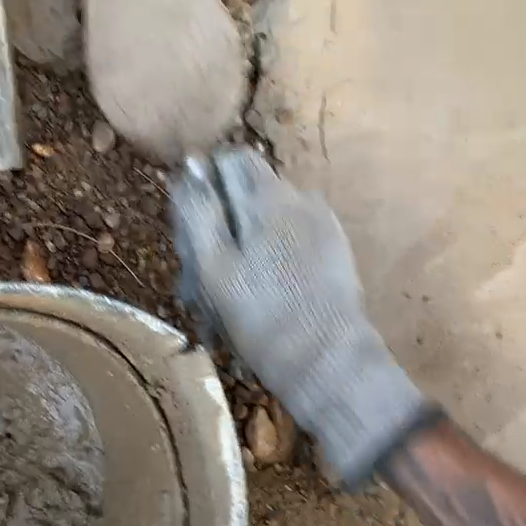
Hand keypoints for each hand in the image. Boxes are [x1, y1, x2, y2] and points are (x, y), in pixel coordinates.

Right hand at [171, 146, 434, 486]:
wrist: (329, 365)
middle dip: (223, 220)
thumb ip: (200, 211)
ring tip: (230, 291)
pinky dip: (271, 256)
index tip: (192, 223)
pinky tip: (262, 294)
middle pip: (249, 191)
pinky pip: (292, 238)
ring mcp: (323, 226)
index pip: (232, 159)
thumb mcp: (216, 266)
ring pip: (269, 218)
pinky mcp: (335, 252)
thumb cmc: (262, 317)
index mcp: (271, 197)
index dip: (205, 183)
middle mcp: (302, 200)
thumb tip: (190, 166)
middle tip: (202, 271)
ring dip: (244, 242)